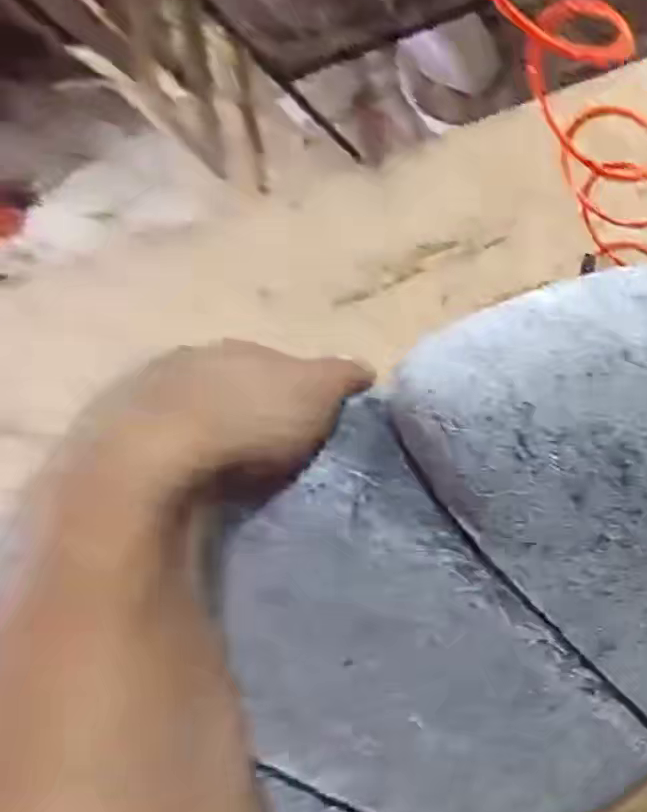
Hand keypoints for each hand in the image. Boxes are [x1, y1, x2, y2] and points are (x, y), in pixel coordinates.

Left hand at [66, 341, 372, 502]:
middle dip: (266, 403)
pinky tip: (212, 464)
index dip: (312, 389)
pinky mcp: (119, 428)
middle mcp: (191, 356)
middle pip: (245, 381)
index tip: (327, 418)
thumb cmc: (252, 422)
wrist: (154, 463)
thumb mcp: (319, 392)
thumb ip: (343, 374)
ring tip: (252, 457)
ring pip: (208, 404)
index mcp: (242, 346)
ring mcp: (147, 390)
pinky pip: (175, 431)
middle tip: (293, 438)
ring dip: (228, 423)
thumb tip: (362, 368)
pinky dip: (196, 443)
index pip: (289, 363)